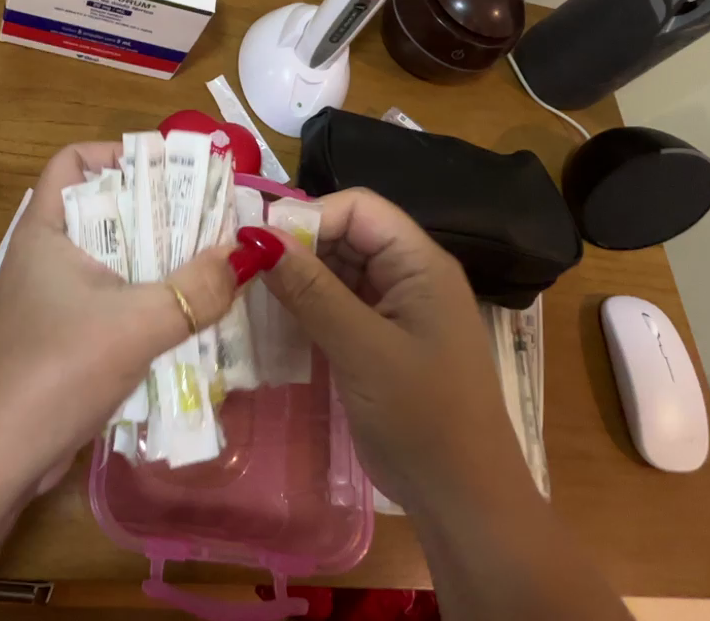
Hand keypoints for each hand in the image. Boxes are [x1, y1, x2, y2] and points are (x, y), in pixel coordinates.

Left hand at [0, 143, 244, 530]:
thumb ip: (196, 290)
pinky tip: (192, 318)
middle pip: (107, 210)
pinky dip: (151, 303)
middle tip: (214, 218)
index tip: (172, 168)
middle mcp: (48, 255)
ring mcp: (55, 299)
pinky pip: (116, 302)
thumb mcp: (135, 324)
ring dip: (161, 262)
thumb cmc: (56, 370)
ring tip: (215, 264)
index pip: (74, 161)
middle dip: (160, 212)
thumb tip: (250, 253)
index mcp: (46, 230)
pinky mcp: (66, 337)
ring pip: (116, 261)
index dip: (119, 152)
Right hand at [258, 187, 520, 509]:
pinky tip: (274, 320)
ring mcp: (396, 309)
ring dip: (298, 277)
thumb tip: (256, 238)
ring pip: (338, 269)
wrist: (465, 501)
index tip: (257, 243)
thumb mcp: (362, 350)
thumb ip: (310, 291)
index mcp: (420, 263)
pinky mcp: (381, 340)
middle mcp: (410, 275)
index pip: (358, 208)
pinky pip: (339, 304)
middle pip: (346, 234)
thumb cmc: (423, 418)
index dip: (307, 216)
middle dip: (297, 245)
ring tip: (250, 291)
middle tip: (244, 268)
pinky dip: (307, 306)